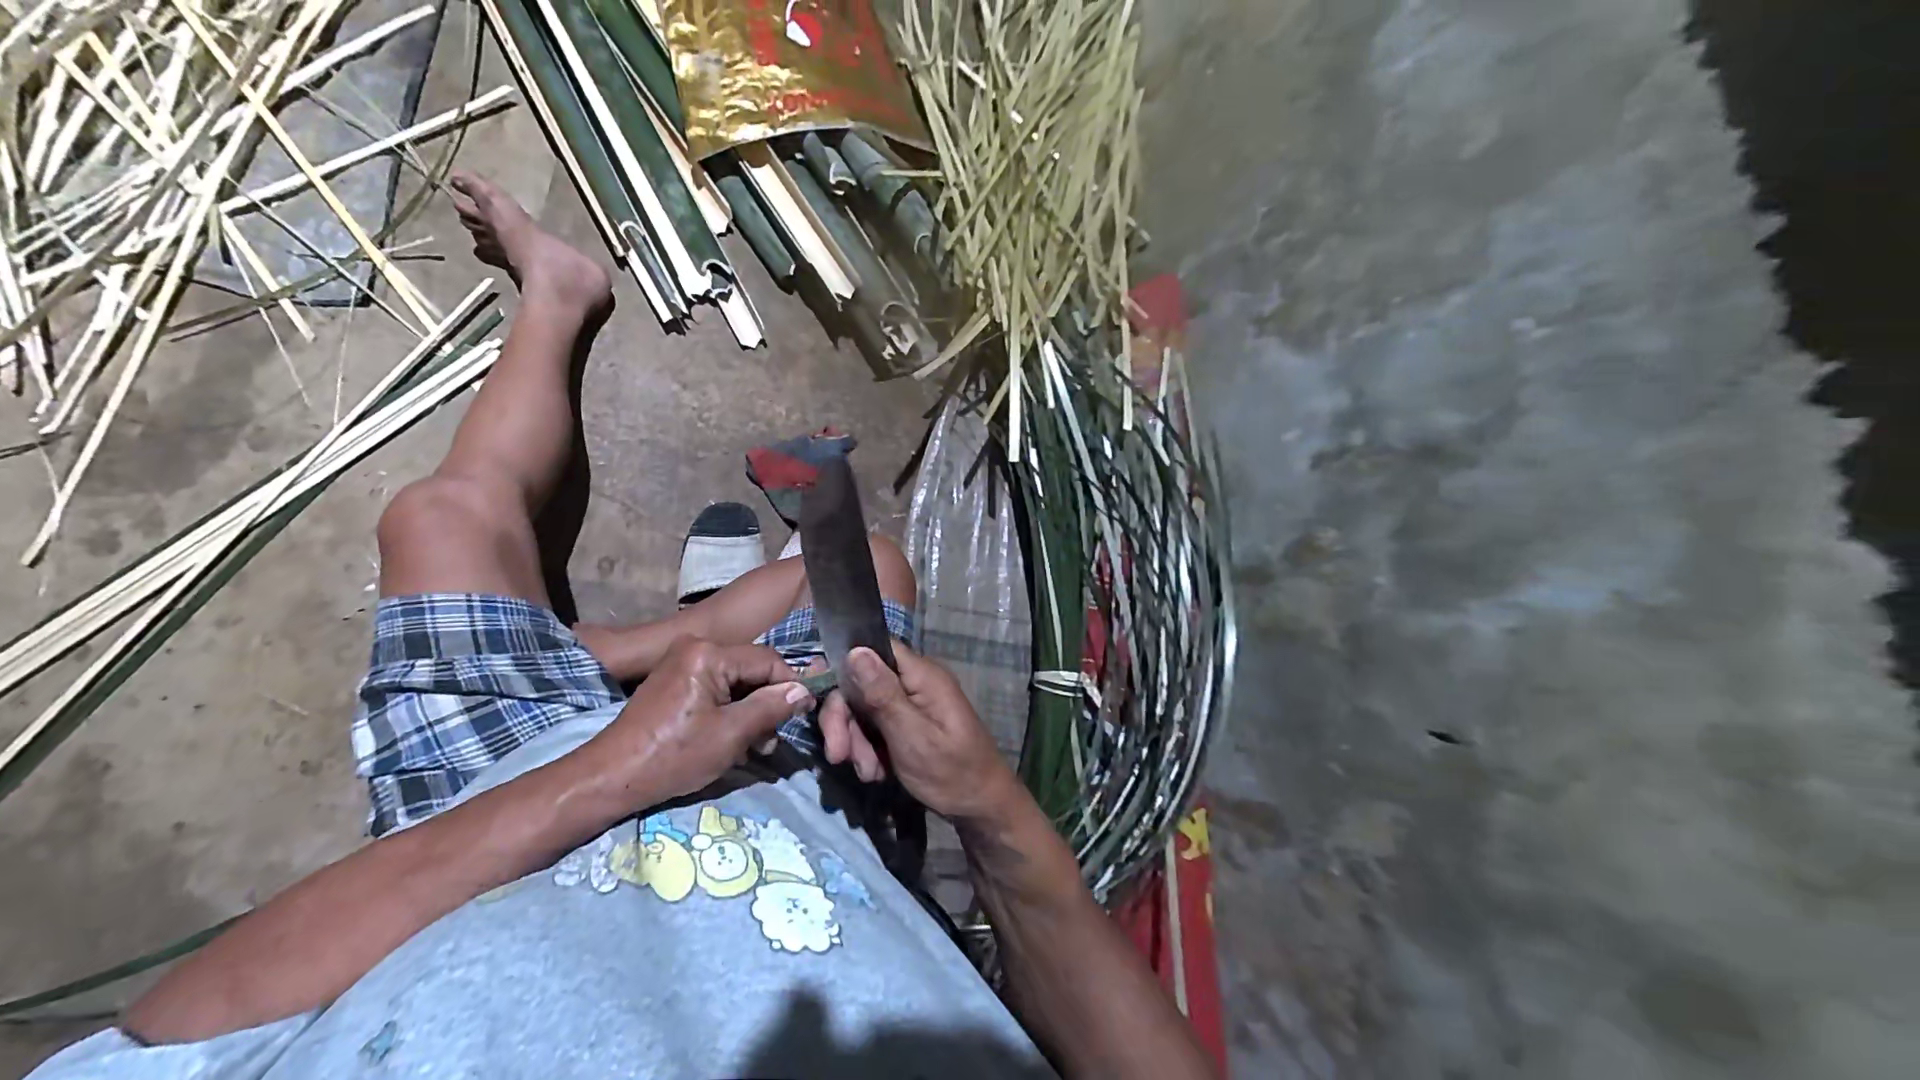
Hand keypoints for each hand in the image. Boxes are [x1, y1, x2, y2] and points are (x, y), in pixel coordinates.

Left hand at [584, 639, 809, 804]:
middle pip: (751, 669)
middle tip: (773, 738)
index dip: (791, 686)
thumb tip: (805, 690)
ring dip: (751, 710)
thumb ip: (771, 707)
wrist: (611, 777)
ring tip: (754, 744)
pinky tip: (733, 737)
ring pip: (736, 680)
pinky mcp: (674, 679)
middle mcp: (695, 646)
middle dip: (768, 703)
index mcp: (708, 653)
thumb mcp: (732, 734)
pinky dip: (730, 709)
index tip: (805, 713)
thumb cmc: (674, 756)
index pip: (768, 660)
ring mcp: (682, 661)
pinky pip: (717, 686)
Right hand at [819, 643, 1023, 821]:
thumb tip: (855, 650)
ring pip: (864, 710)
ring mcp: (911, 704)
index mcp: (921, 675)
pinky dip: (869, 750)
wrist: (981, 809)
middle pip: (862, 684)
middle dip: (845, 720)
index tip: (821, 699)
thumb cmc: (952, 771)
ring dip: (856, 742)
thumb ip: (882, 694)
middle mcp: (915, 682)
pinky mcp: (907, 725)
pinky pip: (875, 728)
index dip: (844, 667)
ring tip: (868, 772)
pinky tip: (876, 773)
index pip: (874, 648)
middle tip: (839, 757)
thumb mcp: (912, 735)